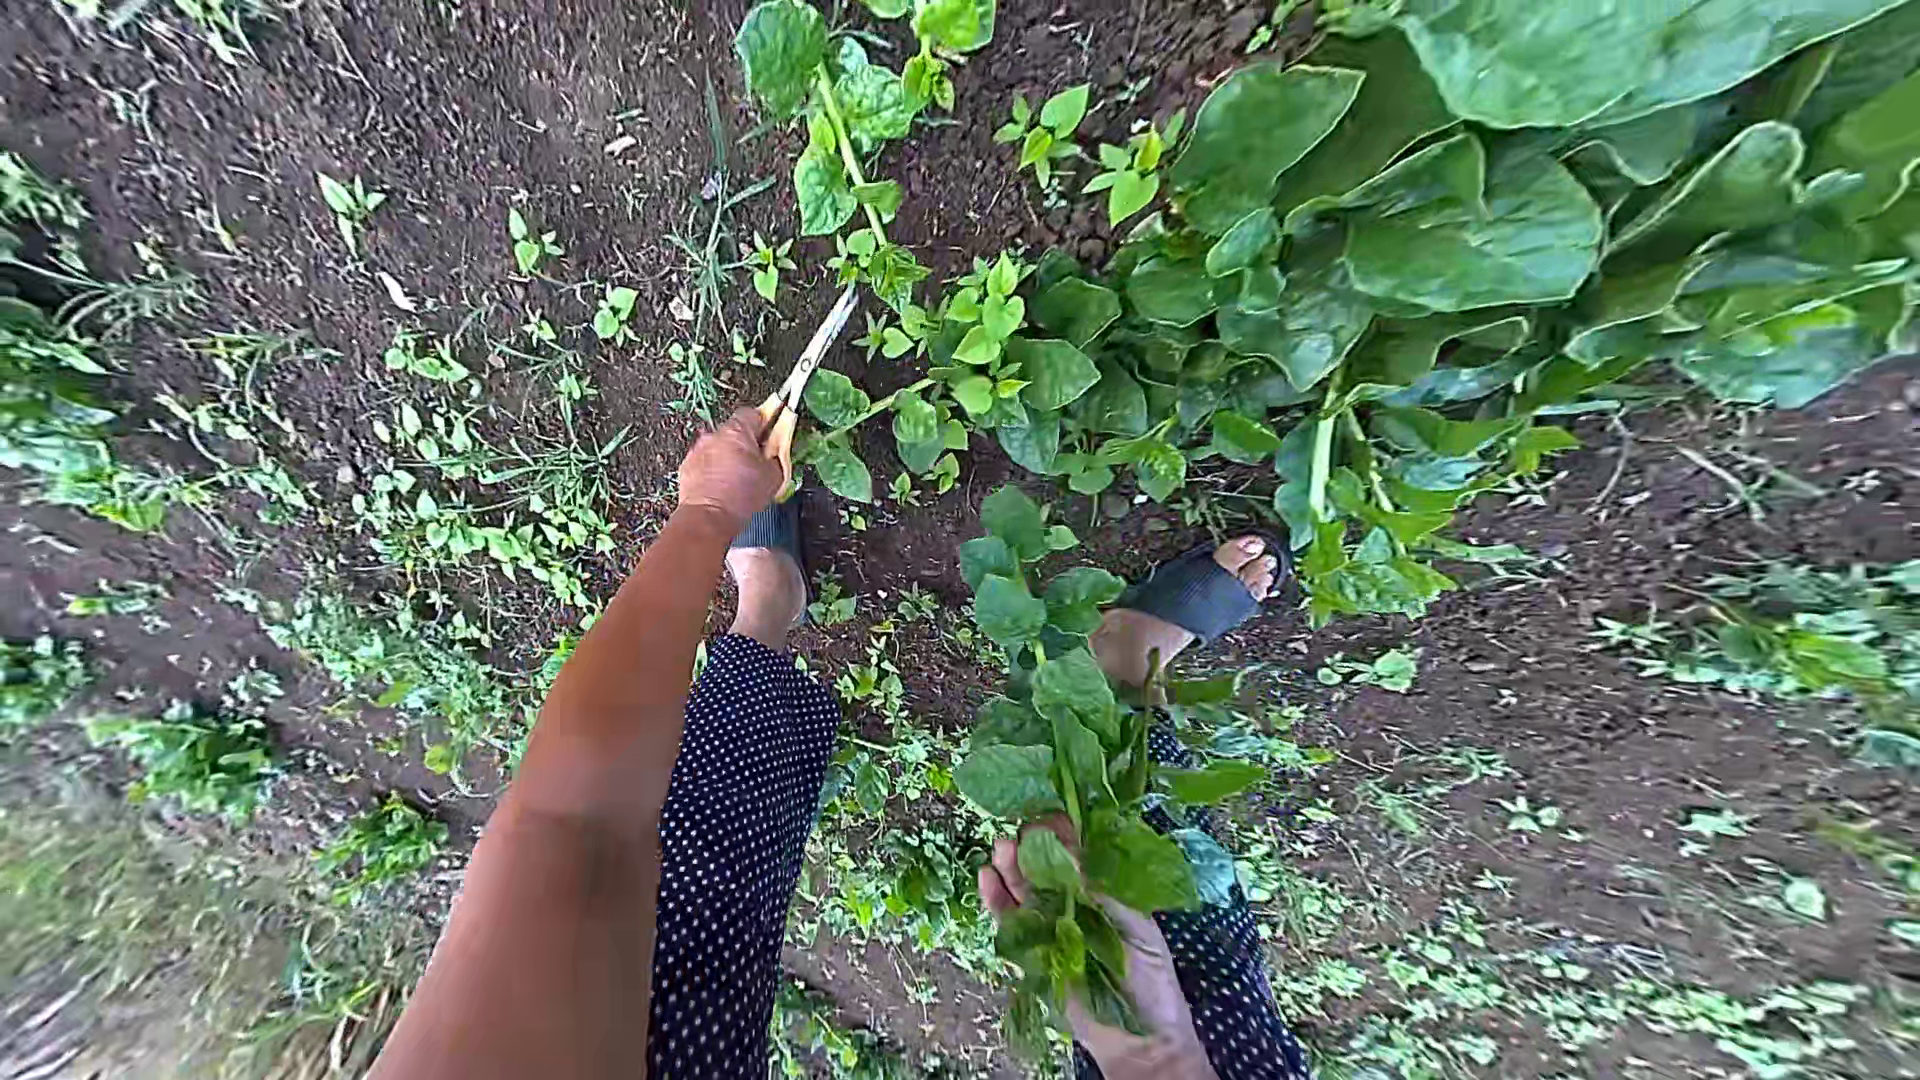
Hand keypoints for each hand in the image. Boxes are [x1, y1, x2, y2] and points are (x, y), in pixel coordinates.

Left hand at [676, 407, 783, 532]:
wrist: (709, 517)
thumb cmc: (741, 495)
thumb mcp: (774, 476)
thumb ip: (777, 457)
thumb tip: (777, 453)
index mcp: (737, 432)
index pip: (754, 413)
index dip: (766, 423)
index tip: (774, 434)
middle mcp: (714, 436)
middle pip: (735, 431)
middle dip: (748, 444)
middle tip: (760, 462)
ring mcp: (698, 451)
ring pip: (720, 447)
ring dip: (730, 457)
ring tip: (741, 479)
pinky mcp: (688, 467)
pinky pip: (706, 462)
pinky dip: (715, 470)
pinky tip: (724, 487)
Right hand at [978, 822, 1218, 1079]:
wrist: (1141, 1039)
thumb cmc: (1149, 974)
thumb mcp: (1133, 921)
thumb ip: (1100, 889)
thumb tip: (1069, 853)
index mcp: (1096, 885)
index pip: (1073, 849)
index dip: (1060, 831)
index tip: (1050, 816)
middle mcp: (1069, 897)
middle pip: (1042, 863)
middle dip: (1030, 844)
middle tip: (1022, 830)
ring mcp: (1047, 921)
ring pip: (1021, 886)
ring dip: (1009, 864)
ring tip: (1001, 846)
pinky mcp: (1030, 950)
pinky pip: (1008, 919)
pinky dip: (995, 898)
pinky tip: (987, 876)